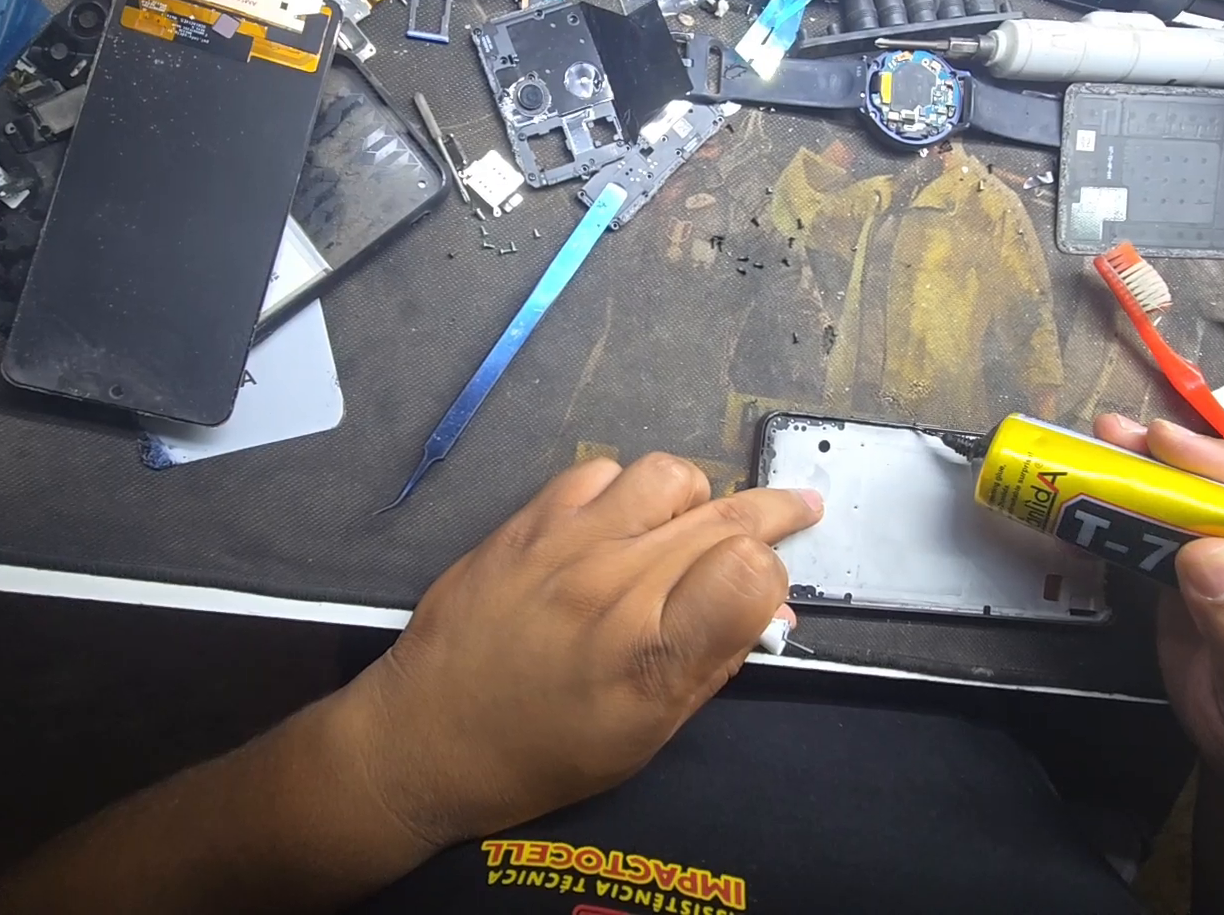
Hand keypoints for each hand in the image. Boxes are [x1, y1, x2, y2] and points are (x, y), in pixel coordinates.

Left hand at [335, 454, 819, 851]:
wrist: (425, 735)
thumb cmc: (543, 753)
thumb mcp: (645, 736)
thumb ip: (714, 661)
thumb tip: (769, 606)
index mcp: (651, 656)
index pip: (749, 569)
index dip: (773, 570)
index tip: (765, 583)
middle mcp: (615, 585)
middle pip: (724, 515)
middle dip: (775, 510)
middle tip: (798, 507)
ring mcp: (567, 542)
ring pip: (668, 474)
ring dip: (693, 498)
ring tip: (683, 526)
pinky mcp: (528, 520)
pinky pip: (600, 471)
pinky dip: (623, 490)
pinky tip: (614, 520)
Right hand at [1092, 415, 1223, 832]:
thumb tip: (1206, 554)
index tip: (1176, 448)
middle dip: (1185, 459)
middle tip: (1124, 433)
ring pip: (1203, 506)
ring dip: (1151, 473)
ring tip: (1104, 441)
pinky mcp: (1202, 578)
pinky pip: (1164, 536)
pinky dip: (1126, 513)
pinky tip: (1094, 491)